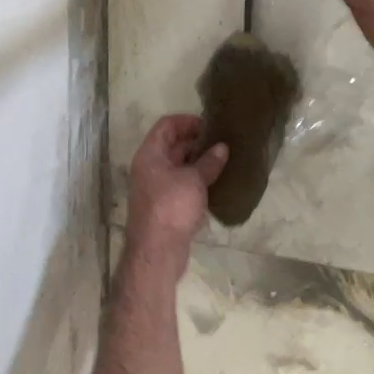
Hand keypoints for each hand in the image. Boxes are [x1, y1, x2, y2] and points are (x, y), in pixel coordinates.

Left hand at [124, 115, 227, 282]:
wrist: (157, 252)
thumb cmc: (172, 207)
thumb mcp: (194, 180)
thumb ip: (208, 162)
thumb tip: (222, 147)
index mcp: (150, 155)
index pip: (166, 125)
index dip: (187, 121)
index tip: (210, 125)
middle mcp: (149, 168)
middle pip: (172, 145)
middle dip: (196, 142)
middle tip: (221, 142)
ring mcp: (156, 189)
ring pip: (178, 166)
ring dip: (198, 162)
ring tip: (223, 160)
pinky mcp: (164, 207)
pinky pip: (181, 185)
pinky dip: (196, 181)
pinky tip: (216, 183)